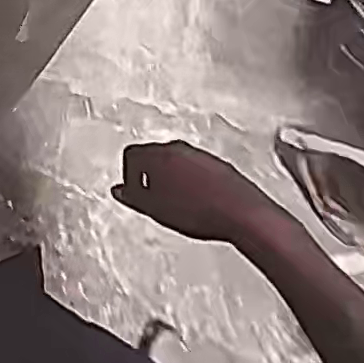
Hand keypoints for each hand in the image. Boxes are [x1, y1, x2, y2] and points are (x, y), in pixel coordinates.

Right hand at [112, 141, 296, 245]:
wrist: (244, 214)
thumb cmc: (200, 210)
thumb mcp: (156, 209)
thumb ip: (134, 197)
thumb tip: (119, 191)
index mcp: (158, 154)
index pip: (131, 154)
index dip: (127, 174)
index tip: (132, 191)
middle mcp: (178, 148)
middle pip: (153, 155)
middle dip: (149, 176)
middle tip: (151, 199)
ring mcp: (200, 155)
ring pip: (175, 161)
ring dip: (171, 180)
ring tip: (176, 205)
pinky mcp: (218, 165)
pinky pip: (195, 169)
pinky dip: (190, 183)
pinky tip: (197, 204)